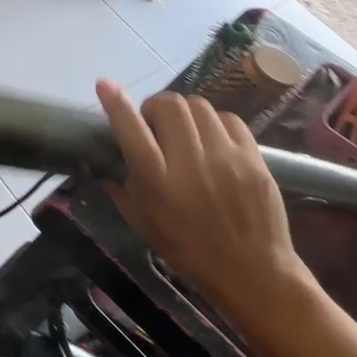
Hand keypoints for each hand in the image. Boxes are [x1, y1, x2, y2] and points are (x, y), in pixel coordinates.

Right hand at [96, 80, 309, 310]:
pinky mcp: (255, 161)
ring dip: (184, 112)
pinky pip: (229, 119)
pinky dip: (214, 122)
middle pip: (168, 105)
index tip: (104, 84)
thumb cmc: (185, 247)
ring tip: (184, 131)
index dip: (115, 101)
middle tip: (154, 125)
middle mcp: (191, 163)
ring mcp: (227, 159)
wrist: (252, 272)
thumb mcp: (139, 218)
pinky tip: (211, 138)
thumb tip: (101, 153)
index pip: (131, 127)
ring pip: (198, 106)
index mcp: (157, 180)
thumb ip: (118, 181)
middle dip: (155, 107)